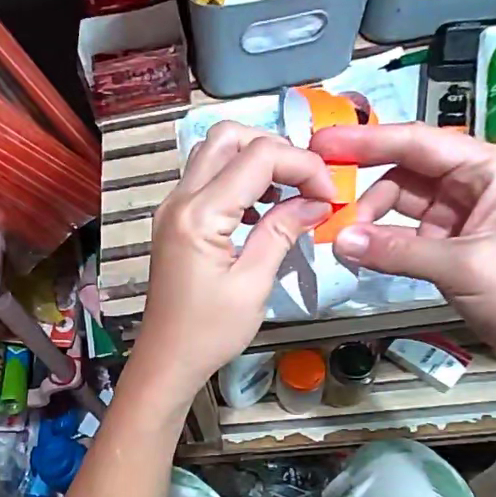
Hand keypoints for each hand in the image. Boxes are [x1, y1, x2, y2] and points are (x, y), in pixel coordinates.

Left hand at [131, 123, 334, 400]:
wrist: (167, 359)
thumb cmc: (209, 332)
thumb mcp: (253, 285)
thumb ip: (282, 232)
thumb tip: (316, 201)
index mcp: (199, 216)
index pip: (258, 157)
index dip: (302, 165)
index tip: (328, 194)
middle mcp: (179, 200)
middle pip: (229, 137)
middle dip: (275, 149)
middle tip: (306, 183)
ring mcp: (172, 207)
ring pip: (214, 152)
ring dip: (255, 160)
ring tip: (288, 193)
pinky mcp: (174, 219)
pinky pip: (206, 177)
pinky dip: (237, 178)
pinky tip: (261, 209)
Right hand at [308, 123, 495, 356]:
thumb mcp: (464, 266)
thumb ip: (398, 252)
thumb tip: (338, 241)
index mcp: (491, 168)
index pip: (418, 143)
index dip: (366, 141)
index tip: (321, 144)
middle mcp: (476, 184)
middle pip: (408, 173)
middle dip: (369, 192)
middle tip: (329, 212)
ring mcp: (466, 217)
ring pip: (406, 206)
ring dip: (376, 221)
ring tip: (346, 243)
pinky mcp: (458, 247)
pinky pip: (412, 236)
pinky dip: (388, 244)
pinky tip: (365, 254)